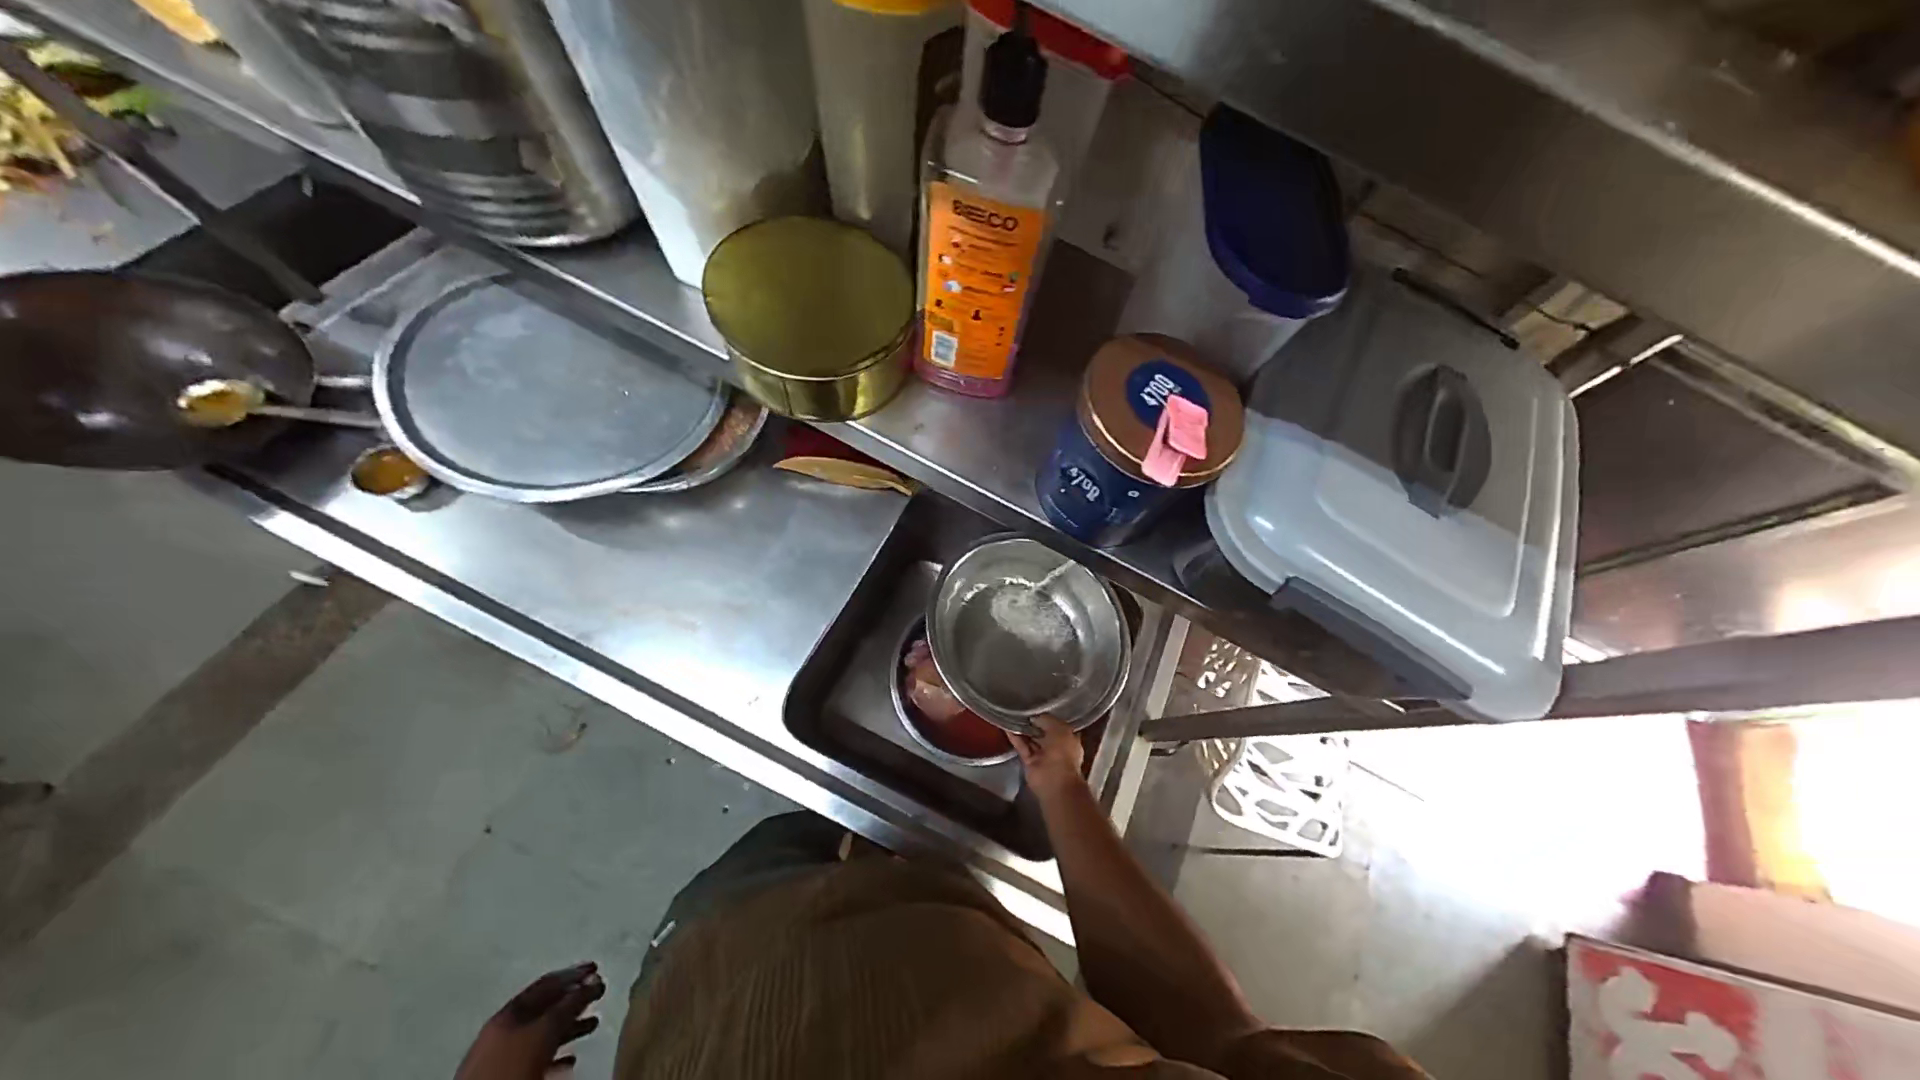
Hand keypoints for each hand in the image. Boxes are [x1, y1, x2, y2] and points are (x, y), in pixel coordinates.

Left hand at [455, 962, 605, 1079]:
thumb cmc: (512, 1065)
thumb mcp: (544, 1032)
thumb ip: (569, 1005)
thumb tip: (593, 980)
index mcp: (509, 1014)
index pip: (545, 984)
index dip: (573, 973)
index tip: (596, 968)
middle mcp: (505, 1030)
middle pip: (546, 1007)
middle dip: (574, 998)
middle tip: (598, 991)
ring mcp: (504, 1055)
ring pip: (544, 1033)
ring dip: (570, 1026)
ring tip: (593, 1023)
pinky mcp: (509, 1076)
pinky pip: (539, 1057)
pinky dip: (558, 1053)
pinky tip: (570, 1059)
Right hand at [1011, 714, 1085, 799]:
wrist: (1054, 779)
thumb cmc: (1063, 752)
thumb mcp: (1059, 728)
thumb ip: (1047, 720)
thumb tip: (1034, 718)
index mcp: (1068, 739)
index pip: (1057, 725)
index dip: (1048, 717)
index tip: (1036, 709)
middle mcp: (1056, 747)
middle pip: (1043, 732)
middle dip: (1034, 723)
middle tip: (1022, 711)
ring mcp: (1042, 756)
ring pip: (1031, 740)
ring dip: (1023, 730)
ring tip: (1012, 715)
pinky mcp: (1030, 762)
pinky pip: (1022, 747)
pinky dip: (1015, 738)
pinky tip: (1007, 727)